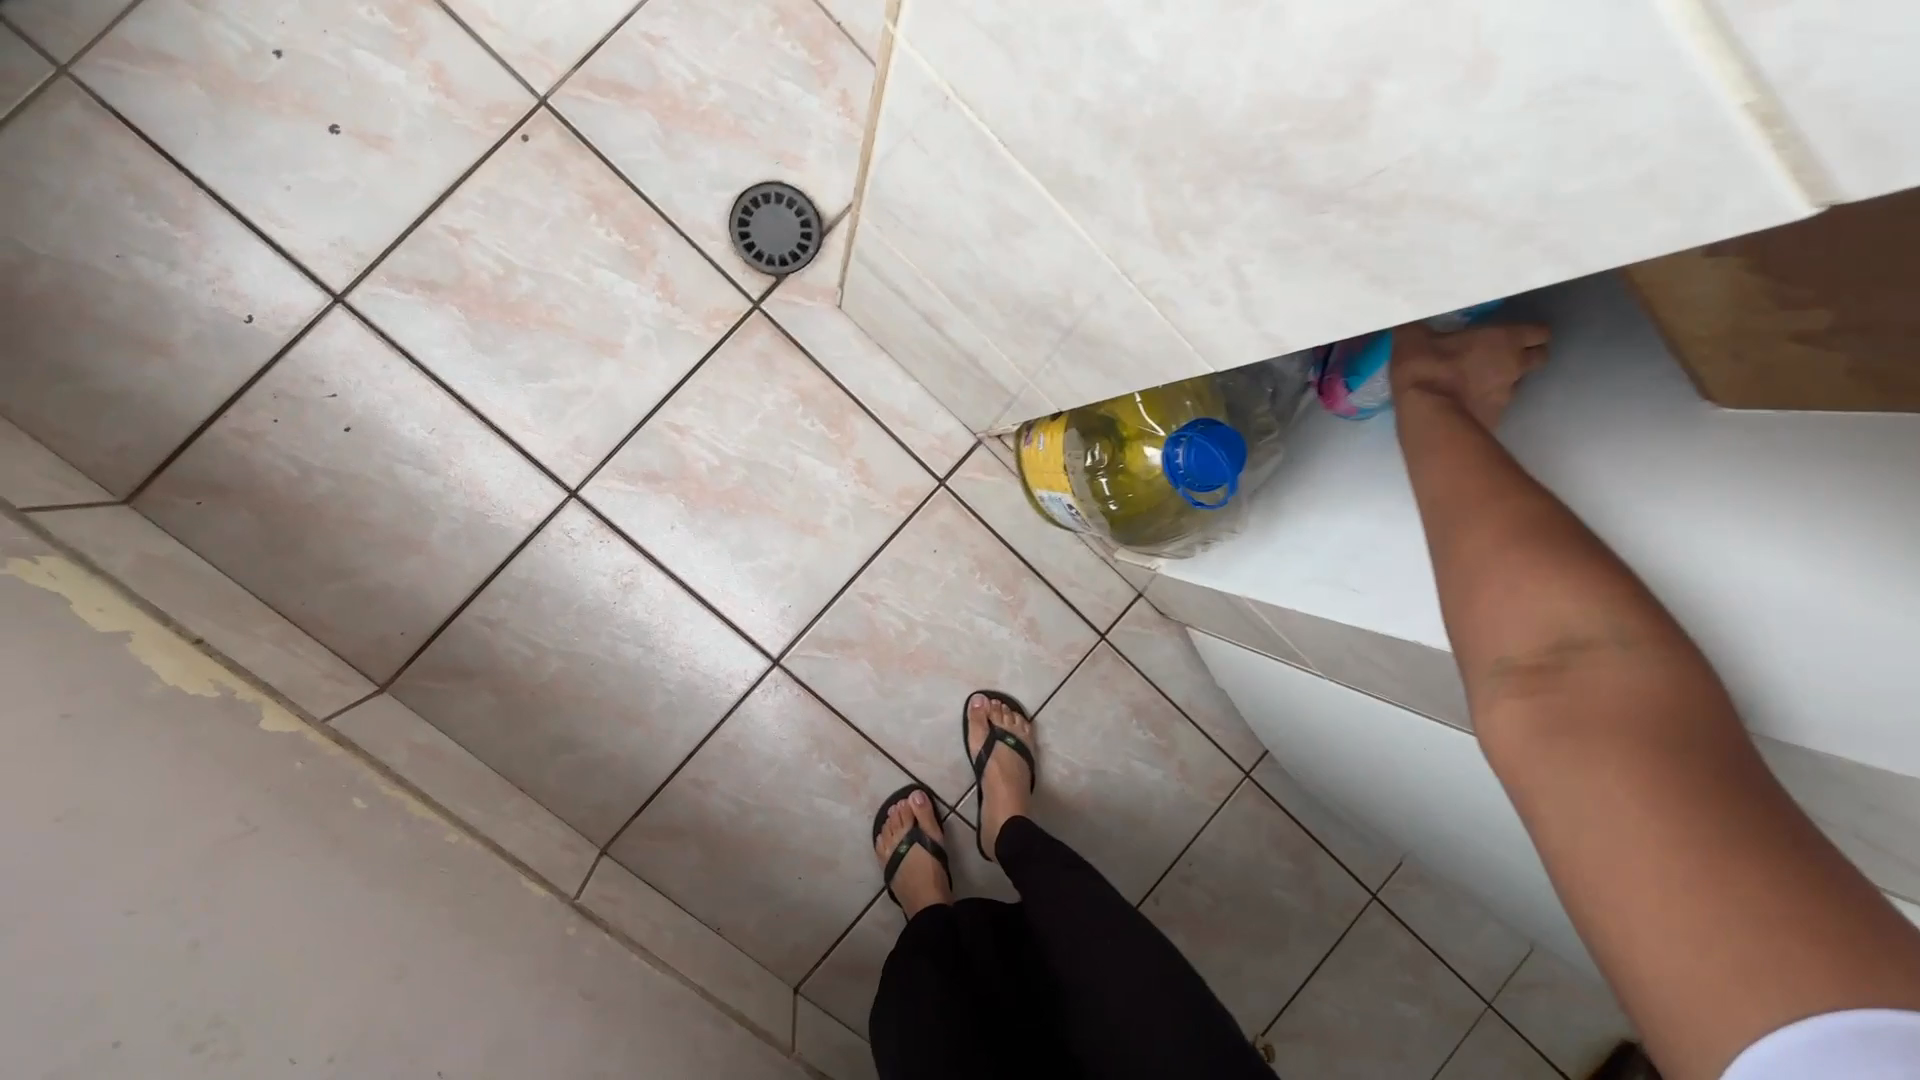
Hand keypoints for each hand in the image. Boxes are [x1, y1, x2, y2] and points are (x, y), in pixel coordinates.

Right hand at [1389, 321, 1549, 428]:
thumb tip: (1407, 318)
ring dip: (1503, 381)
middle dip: (1526, 355)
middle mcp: (1515, 365)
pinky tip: (1465, 405)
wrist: (1426, 415)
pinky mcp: (1495, 418)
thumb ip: (1417, 326)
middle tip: (1499, 356)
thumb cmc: (1427, 367)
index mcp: (1506, 338)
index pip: (1540, 332)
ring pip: (1517, 384)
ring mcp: (1507, 395)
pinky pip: (1495, 407)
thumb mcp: (1412, 337)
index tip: (1512, 334)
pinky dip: (1485, 404)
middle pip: (1539, 357)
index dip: (1528, 333)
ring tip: (1477, 383)